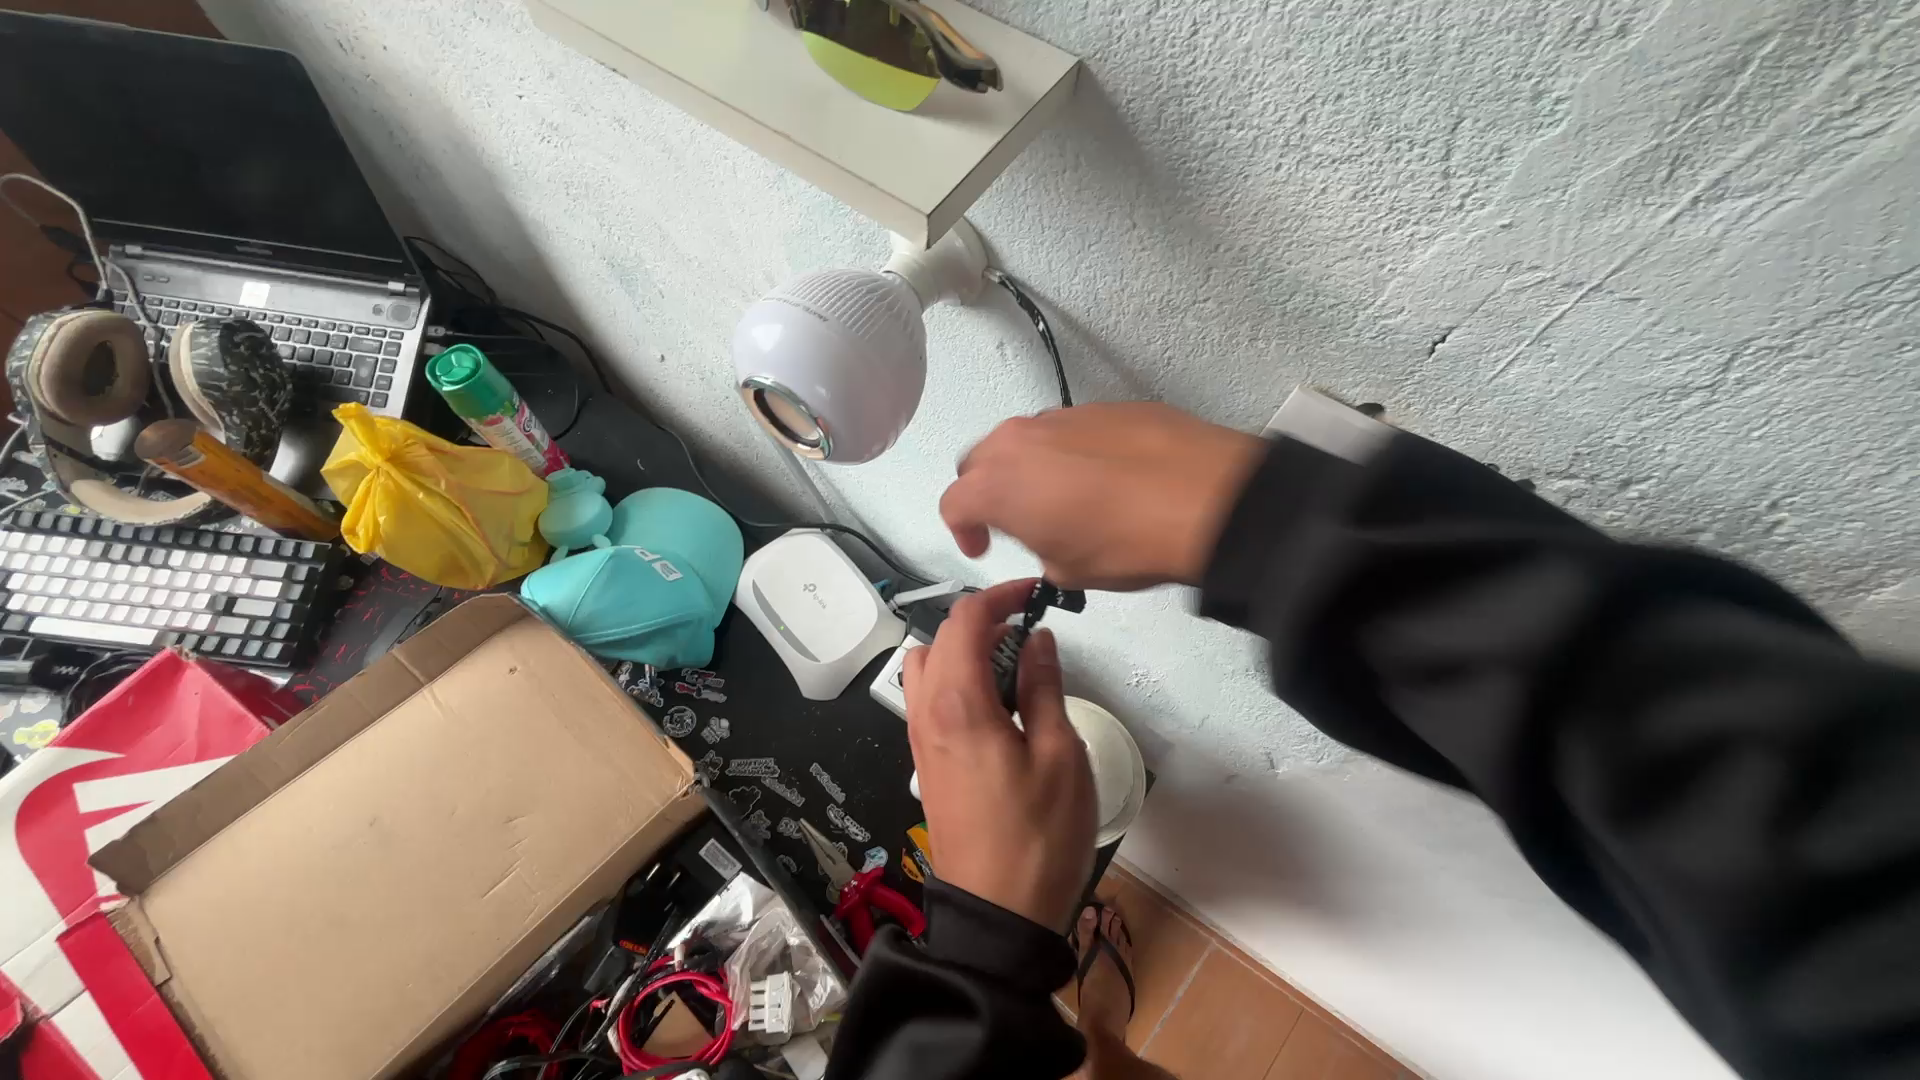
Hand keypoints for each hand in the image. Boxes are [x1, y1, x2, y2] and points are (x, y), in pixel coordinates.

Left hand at [904, 580, 1095, 932]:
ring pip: (925, 666)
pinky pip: (927, 697)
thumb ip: (1043, 687)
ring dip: (961, 650)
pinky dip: (953, 679)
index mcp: (958, 701)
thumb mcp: (1059, 754)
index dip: (999, 595)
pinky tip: (994, 705)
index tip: (1035, 594)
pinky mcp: (924, 760)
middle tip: (1029, 631)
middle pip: (940, 637)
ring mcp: (919, 737)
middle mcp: (926, 710)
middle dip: (982, 619)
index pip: (966, 620)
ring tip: (1010, 668)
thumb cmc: (1038, 834)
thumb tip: (1038, 638)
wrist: (996, 913)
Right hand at [939, 404, 1266, 589]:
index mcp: (997, 483)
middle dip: (987, 492)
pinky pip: (1070, 432)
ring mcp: (1064, 417)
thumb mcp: (1069, 570)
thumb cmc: (1131, 541)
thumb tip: (1048, 541)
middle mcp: (1021, 439)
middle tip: (1013, 521)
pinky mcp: (1106, 408)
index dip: (962, 531)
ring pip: (1025, 442)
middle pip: (980, 462)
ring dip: (1029, 469)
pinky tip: (1104, 481)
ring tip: (1063, 500)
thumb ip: (1038, 549)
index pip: (954, 503)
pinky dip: (1072, 454)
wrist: (1206, 501)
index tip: (981, 545)